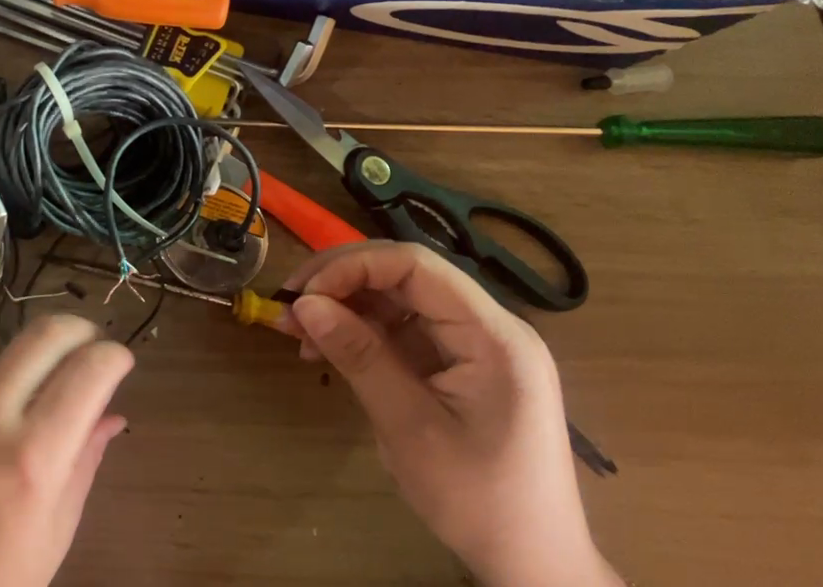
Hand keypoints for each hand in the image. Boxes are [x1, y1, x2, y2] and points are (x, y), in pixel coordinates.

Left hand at [0, 314, 133, 586]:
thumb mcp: (54, 529)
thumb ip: (85, 460)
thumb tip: (113, 412)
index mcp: (30, 457)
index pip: (86, 373)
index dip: (113, 357)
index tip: (122, 360)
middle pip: (46, 333)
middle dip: (79, 330)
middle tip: (95, 348)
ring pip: (13, 351)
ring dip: (39, 361)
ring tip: (45, 402)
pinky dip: (4, 382)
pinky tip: (1, 421)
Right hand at [279, 242, 621, 586]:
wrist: (533, 562)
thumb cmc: (478, 498)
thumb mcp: (410, 427)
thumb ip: (359, 356)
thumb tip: (304, 303)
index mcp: (494, 336)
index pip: (415, 266)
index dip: (351, 266)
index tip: (303, 295)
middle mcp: (488, 328)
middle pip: (403, 275)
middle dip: (340, 283)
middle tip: (289, 309)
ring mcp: (474, 346)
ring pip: (396, 299)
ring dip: (343, 308)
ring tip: (298, 334)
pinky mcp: (458, 365)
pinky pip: (401, 329)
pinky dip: (359, 333)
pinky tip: (326, 351)